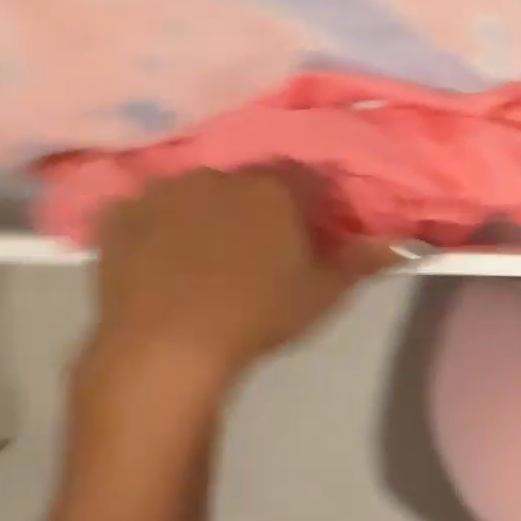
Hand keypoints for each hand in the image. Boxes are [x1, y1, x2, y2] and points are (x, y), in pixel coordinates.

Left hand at [86, 170, 397, 386]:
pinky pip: (153, 210)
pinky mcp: (119, 214)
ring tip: (217, 254)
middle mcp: (219, 176)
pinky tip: (172, 258)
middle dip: (264, 206)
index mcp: (275, 189)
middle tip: (270, 247)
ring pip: (202, 193)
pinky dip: (166, 226)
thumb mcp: (325, 291)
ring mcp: (163, 191)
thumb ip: (363, 260)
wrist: (166, 344)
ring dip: (214, 212)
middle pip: (253, 182)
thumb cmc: (261, 312)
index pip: (309, 177)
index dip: (317, 203)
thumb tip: (400, 242)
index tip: (320, 231)